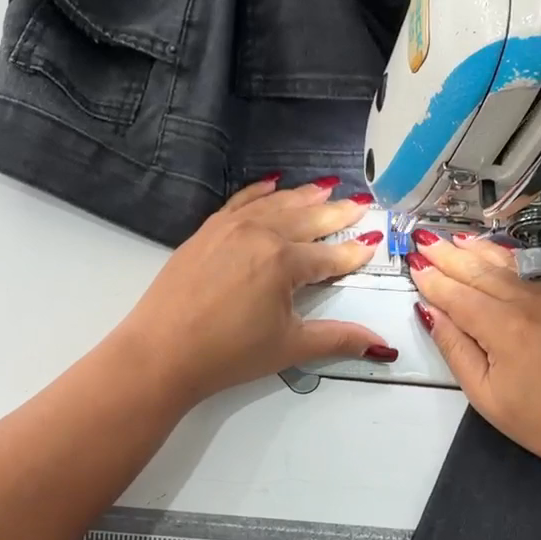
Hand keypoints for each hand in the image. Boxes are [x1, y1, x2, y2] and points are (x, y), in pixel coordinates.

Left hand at [112, 177, 392, 403]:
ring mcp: (228, 228)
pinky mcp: (205, 232)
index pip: (328, 257)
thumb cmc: (227, 354)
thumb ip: (337, 339)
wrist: (160, 353)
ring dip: (303, 197)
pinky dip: (259, 193)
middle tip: (360, 204)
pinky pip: (239, 202)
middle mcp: (259, 233)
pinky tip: (273, 185)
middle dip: (336, 214)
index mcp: (283, 261)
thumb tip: (380, 345)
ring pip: (274, 205)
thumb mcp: (289, 347)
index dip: (352, 255)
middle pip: (306, 220)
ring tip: (327, 189)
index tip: (372, 245)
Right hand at [409, 232, 540, 488]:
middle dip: (449, 255)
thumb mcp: (487, 397)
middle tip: (425, 239)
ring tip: (456, 239)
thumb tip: (431, 312)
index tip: (413, 264)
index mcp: (503, 326)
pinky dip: (518, 258)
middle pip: (481, 270)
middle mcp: (532, 299)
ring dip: (480, 249)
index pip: (456, 293)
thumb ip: (456, 349)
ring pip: (513, 262)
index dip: (432, 279)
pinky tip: (504, 254)